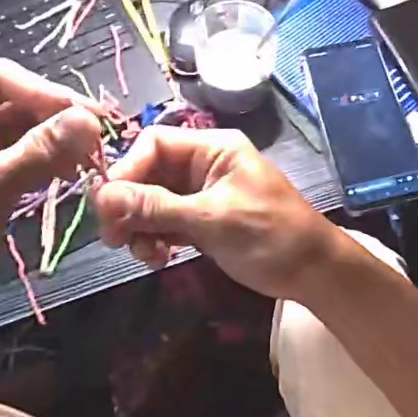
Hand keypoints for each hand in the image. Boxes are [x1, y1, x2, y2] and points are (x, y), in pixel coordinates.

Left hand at [0, 60, 105, 311]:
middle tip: (98, 143)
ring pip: (20, 135)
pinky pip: (18, 162)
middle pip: (13, 106)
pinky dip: (44, 166)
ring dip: (55, 145)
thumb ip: (38, 153)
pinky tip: (69, 175)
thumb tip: (91, 119)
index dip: (46, 94)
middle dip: (56, 120)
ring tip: (89, 161)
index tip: (89, 119)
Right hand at [93, 126, 348, 301]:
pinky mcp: (201, 221)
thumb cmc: (271, 235)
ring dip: (139, 226)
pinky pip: (164, 222)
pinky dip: (154, 238)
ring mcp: (201, 194)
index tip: (108, 206)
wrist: (314, 272)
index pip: (154, 144)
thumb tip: (104, 198)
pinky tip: (156, 258)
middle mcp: (203, 165)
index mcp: (212, 148)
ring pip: (152, 201)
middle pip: (148, 173)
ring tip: (142, 254)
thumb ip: (158, 208)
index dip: (127, 171)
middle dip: (129, 204)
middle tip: (114, 238)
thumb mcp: (213, 220)